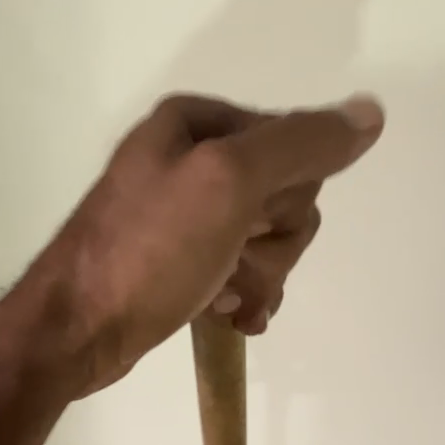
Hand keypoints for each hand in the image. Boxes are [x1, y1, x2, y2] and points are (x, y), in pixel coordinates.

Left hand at [18, 93, 382, 396]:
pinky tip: (227, 318)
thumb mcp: (228, 184)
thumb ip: (301, 144)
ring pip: (266, 242)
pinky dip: (243, 297)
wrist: (74, 331)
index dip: (284, 196)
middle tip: (232, 265)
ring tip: (223, 301)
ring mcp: (181, 219)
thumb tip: (369, 114)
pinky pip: (238, 273)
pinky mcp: (177, 266)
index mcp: (195, 124)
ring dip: (259, 279)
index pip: (292, 147)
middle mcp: (188, 163)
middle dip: (271, 244)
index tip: (252, 223)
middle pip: (282, 197)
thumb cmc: (146, 252)